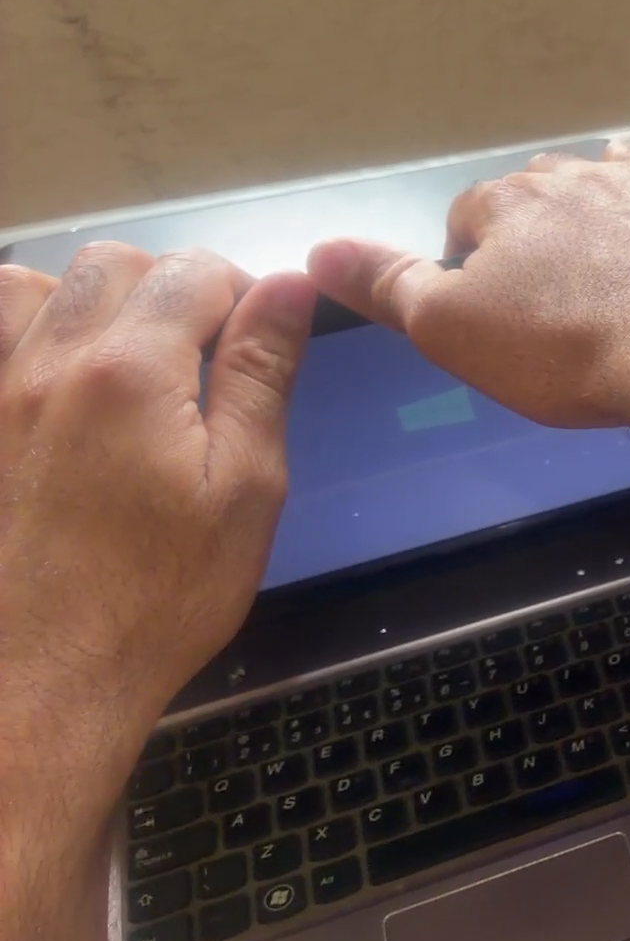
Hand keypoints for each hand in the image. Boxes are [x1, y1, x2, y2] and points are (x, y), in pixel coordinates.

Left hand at [0, 246, 315, 718]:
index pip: (196, 276)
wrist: (33, 676)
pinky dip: (23, 331)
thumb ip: (262, 375)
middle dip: (177, 288)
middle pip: (110, 264)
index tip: (273, 338)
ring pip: (23, 283)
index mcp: (130, 375)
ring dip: (90, 301)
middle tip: (215, 354)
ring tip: (134, 362)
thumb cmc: (170, 585)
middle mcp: (36, 364)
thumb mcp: (249, 481)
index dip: (250, 294)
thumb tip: (291, 289)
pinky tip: (60, 382)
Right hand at [308, 137, 629, 430]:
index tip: (502, 301)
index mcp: (510, 205)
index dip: (482, 260)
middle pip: (550, 187)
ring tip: (628, 229)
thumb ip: (388, 286)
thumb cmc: (570, 353)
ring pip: (626, 163)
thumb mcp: (455, 332)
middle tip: (569, 280)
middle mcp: (580, 177)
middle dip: (549, 224)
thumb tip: (316, 248)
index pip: (475, 218)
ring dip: (619, 186)